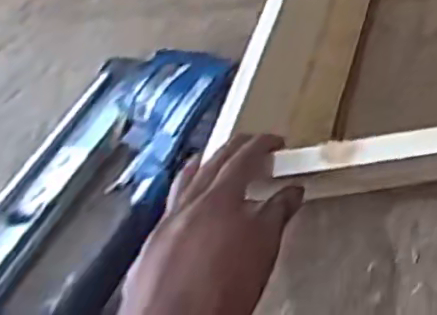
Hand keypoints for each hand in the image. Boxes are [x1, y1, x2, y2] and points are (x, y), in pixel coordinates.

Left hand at [118, 133, 304, 314]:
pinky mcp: (144, 256)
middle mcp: (187, 205)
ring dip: (202, 167)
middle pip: (212, 163)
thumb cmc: (223, 293)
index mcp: (218, 199)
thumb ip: (278, 213)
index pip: (243, 157)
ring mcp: (161, 230)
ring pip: (182, 184)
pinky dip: (183, 201)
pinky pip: (167, 214)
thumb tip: (292, 192)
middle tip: (252, 145)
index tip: (276, 142)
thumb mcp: (263, 250)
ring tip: (212, 162)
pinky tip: (190, 214)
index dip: (262, 144)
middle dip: (235, 148)